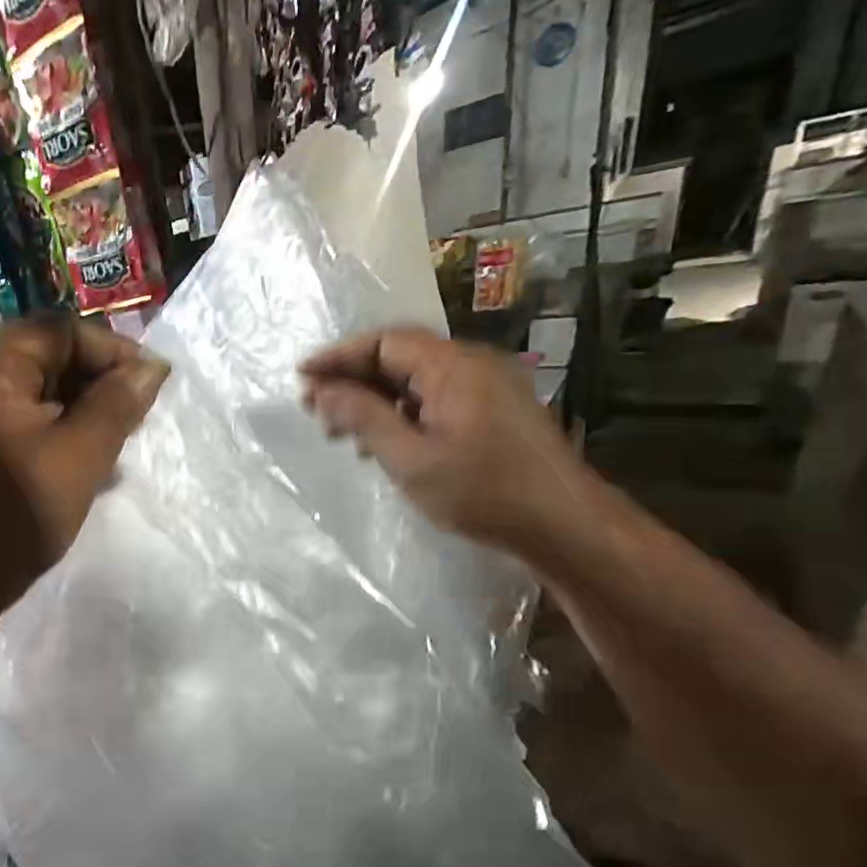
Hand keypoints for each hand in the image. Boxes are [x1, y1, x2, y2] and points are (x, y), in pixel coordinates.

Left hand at [0, 319, 169, 608]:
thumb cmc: (5, 525)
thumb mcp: (77, 462)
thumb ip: (116, 407)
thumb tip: (152, 368)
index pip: (63, 332)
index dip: (116, 355)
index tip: (156, 389)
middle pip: (44, 358)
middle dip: (95, 387)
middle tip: (134, 424)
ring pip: (30, 391)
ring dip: (75, 413)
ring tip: (110, 451)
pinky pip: (10, 417)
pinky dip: (47, 432)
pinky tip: (74, 465)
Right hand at [299, 327, 592, 553]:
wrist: (565, 524)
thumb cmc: (483, 492)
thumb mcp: (411, 459)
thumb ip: (363, 418)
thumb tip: (322, 391)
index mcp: (452, 365)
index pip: (383, 342)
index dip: (338, 357)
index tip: (302, 378)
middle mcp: (472, 363)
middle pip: (399, 356)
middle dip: (353, 380)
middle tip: (316, 411)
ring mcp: (488, 385)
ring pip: (417, 378)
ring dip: (376, 398)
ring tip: (343, 432)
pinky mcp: (495, 409)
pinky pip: (437, 396)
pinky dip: (403, 411)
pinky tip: (385, 442)